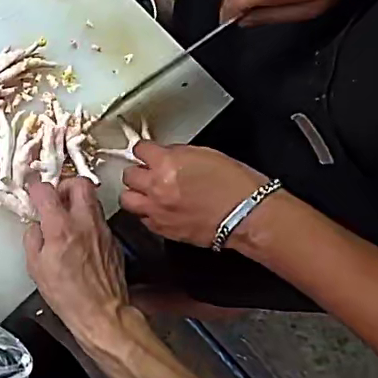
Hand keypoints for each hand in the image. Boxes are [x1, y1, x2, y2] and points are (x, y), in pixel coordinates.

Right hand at [23, 178, 130, 345]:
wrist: (101, 312)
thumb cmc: (68, 295)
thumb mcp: (35, 267)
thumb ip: (32, 239)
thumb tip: (35, 228)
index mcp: (61, 228)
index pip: (46, 191)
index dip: (35, 186)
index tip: (32, 188)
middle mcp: (85, 223)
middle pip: (79, 183)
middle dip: (64, 184)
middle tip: (55, 196)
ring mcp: (102, 230)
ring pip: (92, 199)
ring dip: (77, 201)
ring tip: (65, 215)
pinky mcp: (112, 240)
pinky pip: (99, 219)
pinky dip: (87, 220)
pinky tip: (78, 236)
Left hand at [119, 143, 269, 247]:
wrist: (250, 216)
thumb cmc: (237, 185)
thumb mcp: (207, 154)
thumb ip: (178, 153)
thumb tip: (165, 154)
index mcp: (166, 163)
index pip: (139, 149)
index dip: (144, 150)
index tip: (147, 153)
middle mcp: (156, 186)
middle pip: (128, 175)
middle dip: (138, 172)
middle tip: (148, 174)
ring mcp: (156, 209)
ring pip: (127, 199)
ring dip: (136, 194)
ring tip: (147, 193)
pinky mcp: (161, 228)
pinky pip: (142, 218)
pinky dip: (147, 213)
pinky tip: (159, 209)